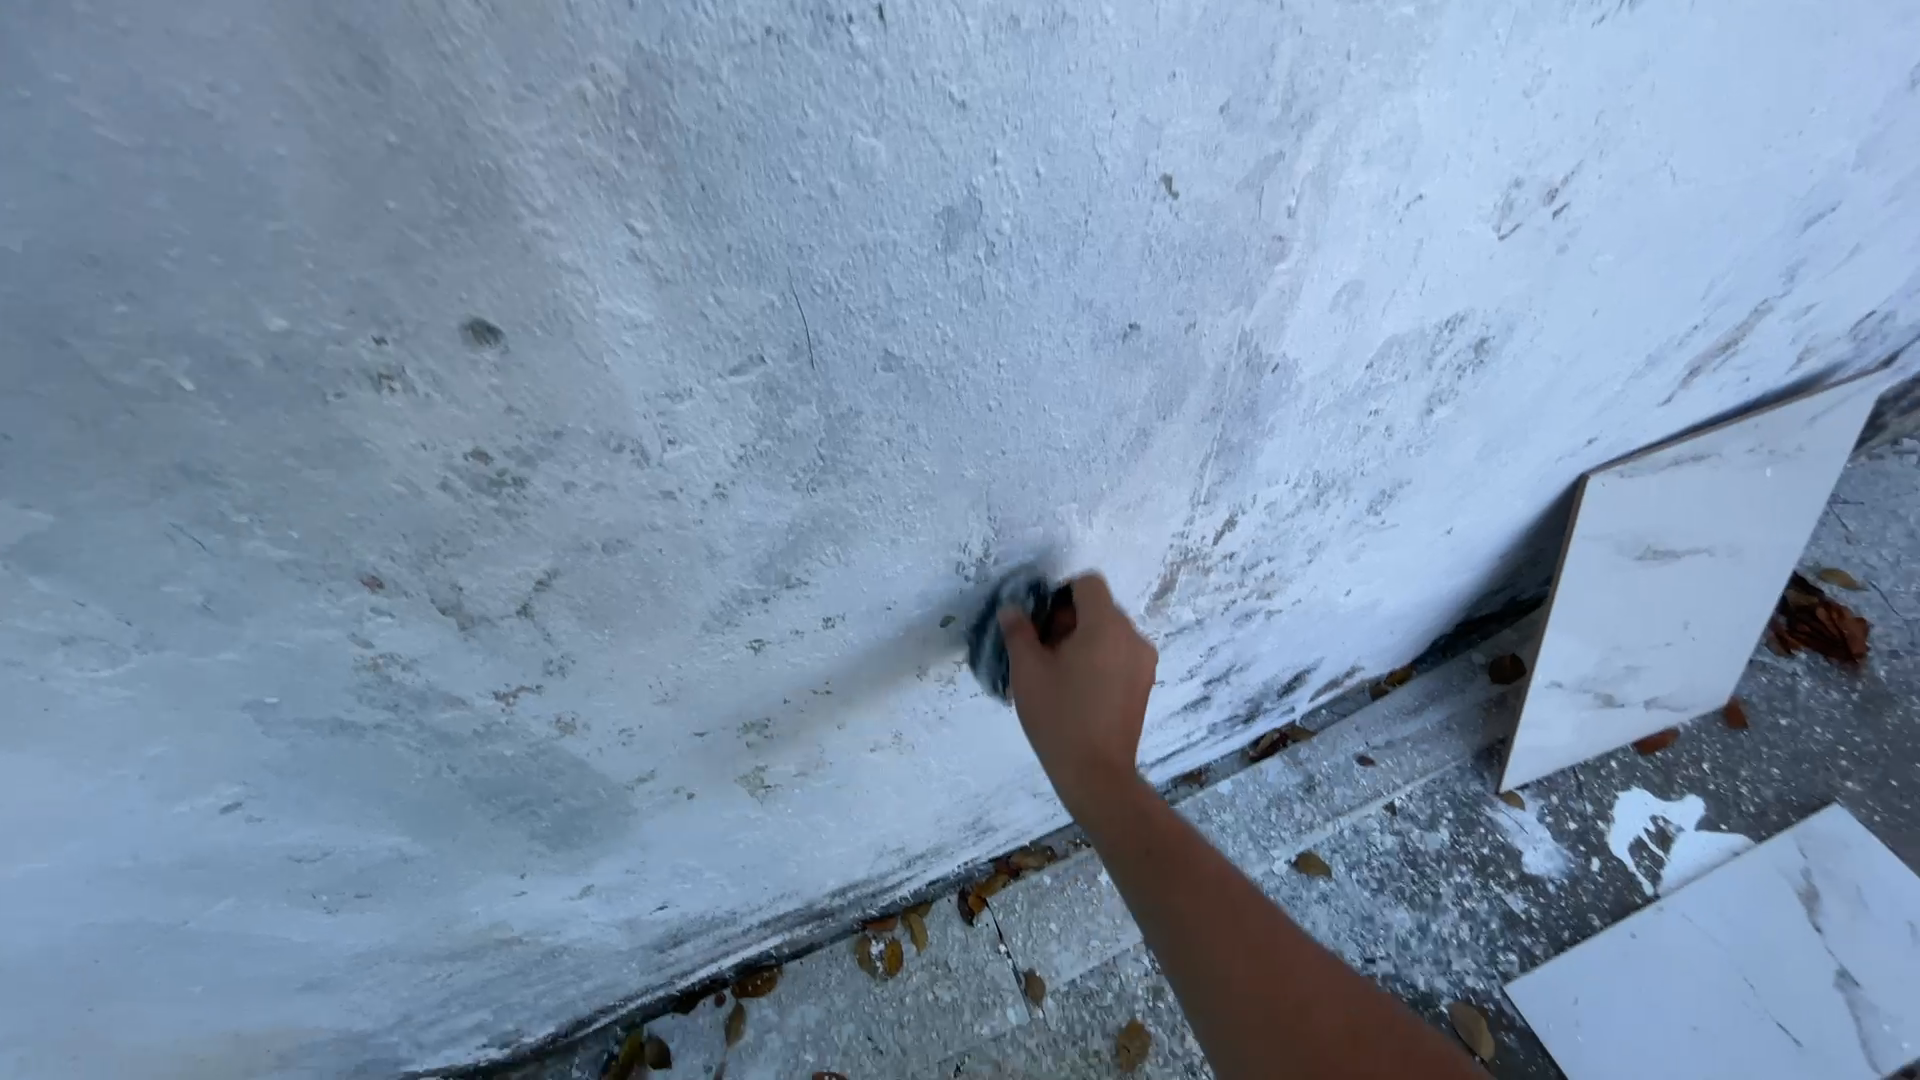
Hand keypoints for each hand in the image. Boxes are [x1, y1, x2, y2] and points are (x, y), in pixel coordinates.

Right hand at [1000, 573, 1157, 809]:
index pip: (1088, 584)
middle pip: (1099, 607)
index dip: (1060, 594)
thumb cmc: (1059, 717)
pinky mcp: (1144, 682)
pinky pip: (1119, 652)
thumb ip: (1018, 632)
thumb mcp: (1027, 672)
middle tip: (1043, 650)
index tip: (1042, 622)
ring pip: (1109, 631)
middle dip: (1069, 619)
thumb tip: (1012, 610)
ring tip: (1059, 672)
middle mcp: (1132, 636)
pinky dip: (1099, 657)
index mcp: (1106, 626)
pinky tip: (1078, 688)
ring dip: (1083, 639)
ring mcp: (1143, 661)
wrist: (1096, 773)